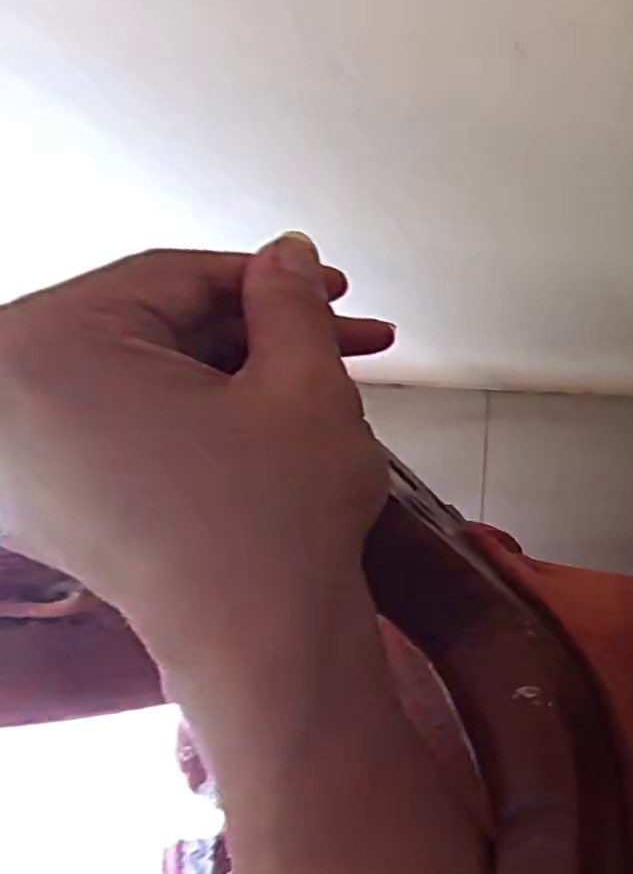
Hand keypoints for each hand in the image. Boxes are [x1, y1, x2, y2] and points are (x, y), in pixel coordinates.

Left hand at [0, 238, 394, 648]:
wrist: (260, 625)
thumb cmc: (286, 503)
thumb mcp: (310, 391)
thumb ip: (294, 308)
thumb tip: (286, 248)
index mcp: (39, 344)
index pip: (168, 276)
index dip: (267, 276)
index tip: (339, 286)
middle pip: (154, 327)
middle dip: (267, 331)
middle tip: (357, 340)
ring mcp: (10, 447)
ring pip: (148, 376)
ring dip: (245, 372)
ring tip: (328, 388)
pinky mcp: (42, 490)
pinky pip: (131, 421)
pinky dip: (207, 412)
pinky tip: (275, 426)